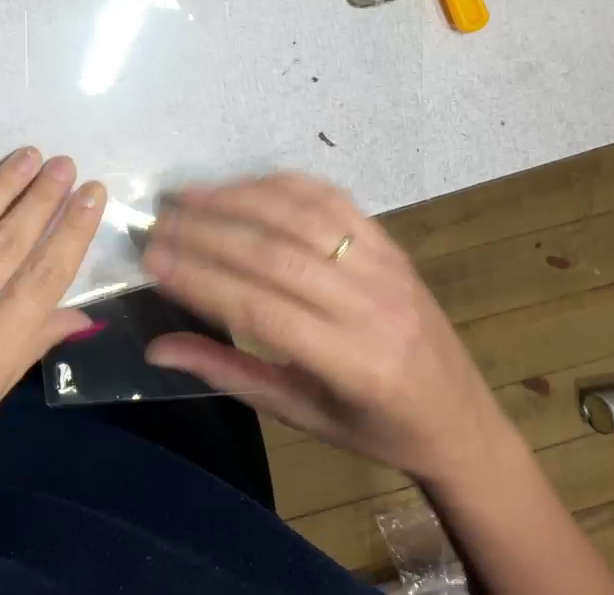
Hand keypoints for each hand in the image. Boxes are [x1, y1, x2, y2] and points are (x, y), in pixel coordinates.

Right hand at [141, 173, 513, 484]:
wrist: (462, 420)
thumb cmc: (373, 429)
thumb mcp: (298, 413)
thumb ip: (225, 373)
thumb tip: (156, 348)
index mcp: (353, 365)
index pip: (259, 310)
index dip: (200, 280)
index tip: (150, 262)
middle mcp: (373, 309)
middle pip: (274, 255)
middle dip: (206, 234)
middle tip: (157, 224)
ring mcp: (387, 268)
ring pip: (300, 217)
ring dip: (236, 200)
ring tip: (186, 196)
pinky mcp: (392, 244)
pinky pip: (331, 199)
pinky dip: (280, 184)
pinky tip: (240, 185)